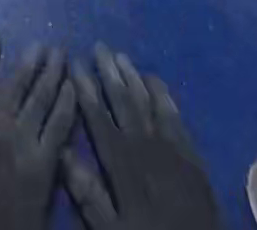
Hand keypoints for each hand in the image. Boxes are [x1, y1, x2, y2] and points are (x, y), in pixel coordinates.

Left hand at [0, 42, 75, 229]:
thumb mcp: (40, 218)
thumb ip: (56, 191)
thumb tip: (71, 171)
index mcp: (43, 163)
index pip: (62, 123)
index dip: (71, 101)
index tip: (78, 82)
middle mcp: (22, 134)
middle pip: (43, 97)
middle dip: (55, 74)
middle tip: (62, 52)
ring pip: (17, 84)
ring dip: (30, 64)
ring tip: (42, 46)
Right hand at [61, 47, 221, 229]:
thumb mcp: (110, 229)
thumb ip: (86, 192)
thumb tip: (61, 150)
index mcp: (122, 165)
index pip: (98, 115)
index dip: (84, 87)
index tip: (73, 61)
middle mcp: (146, 151)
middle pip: (125, 103)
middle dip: (110, 73)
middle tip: (99, 46)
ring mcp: (174, 155)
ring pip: (150, 106)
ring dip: (135, 79)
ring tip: (122, 57)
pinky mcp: (194, 163)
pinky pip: (178, 122)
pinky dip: (166, 100)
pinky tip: (157, 85)